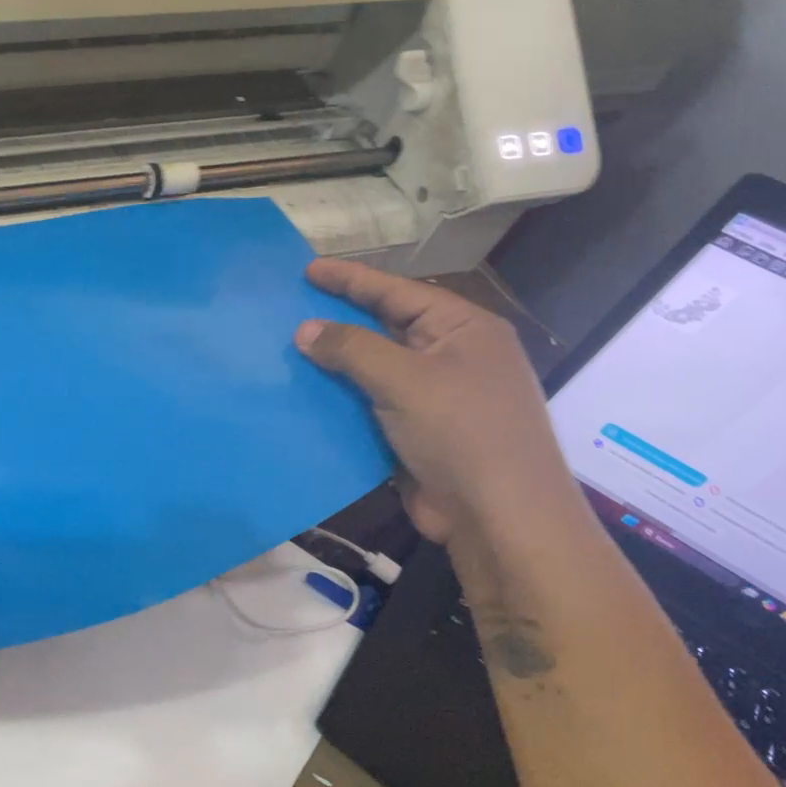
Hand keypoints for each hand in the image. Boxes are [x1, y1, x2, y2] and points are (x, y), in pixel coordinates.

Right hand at [293, 258, 579, 543]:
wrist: (497, 516)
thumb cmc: (462, 433)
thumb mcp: (405, 380)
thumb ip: (351, 349)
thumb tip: (304, 330)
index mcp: (463, 329)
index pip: (398, 292)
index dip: (350, 279)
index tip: (306, 269)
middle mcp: (451, 356)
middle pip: (385, 327)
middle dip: (339, 319)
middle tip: (290, 307)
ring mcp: (436, 397)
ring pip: (375, 369)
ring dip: (335, 363)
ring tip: (288, 350)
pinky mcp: (417, 433)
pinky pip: (371, 405)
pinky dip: (341, 399)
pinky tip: (305, 396)